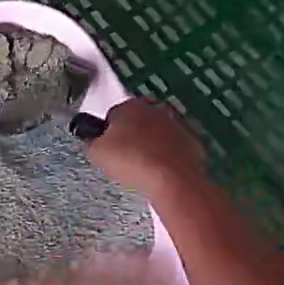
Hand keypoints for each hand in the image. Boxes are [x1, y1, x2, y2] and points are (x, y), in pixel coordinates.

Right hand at [87, 97, 206, 202]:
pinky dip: (166, 158)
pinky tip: (157, 173)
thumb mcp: (96, 152)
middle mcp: (156, 109)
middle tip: (122, 158)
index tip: (105, 147)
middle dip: (130, 136)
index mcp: (131, 105)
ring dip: (149, 146)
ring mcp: (177, 125)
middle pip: (137, 122)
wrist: (171, 179)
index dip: (106, 132)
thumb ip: (91, 141)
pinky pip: (173, 149)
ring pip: (157, 134)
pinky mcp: (192, 143)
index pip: (112, 114)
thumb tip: (93, 140)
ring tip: (140, 169)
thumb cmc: (133, 160)